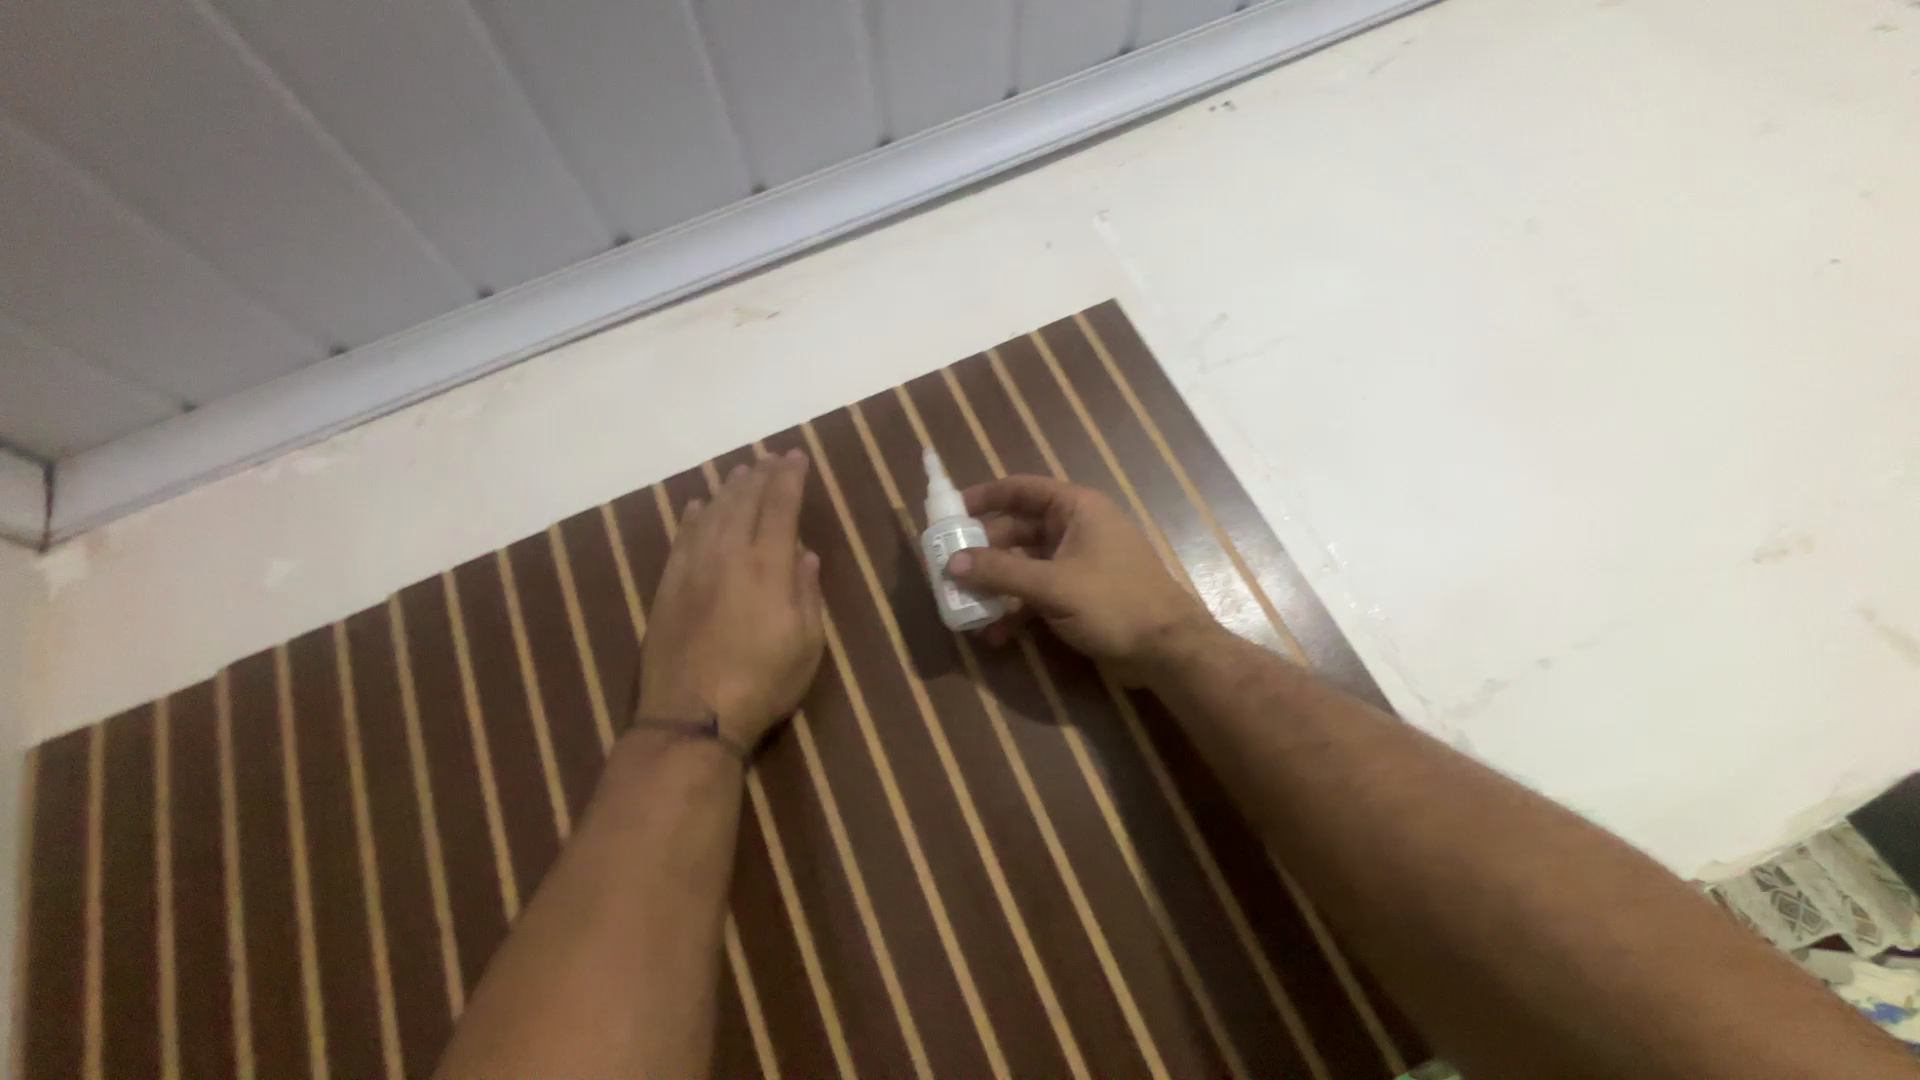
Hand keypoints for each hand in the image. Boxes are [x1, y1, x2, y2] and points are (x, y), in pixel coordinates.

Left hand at [636, 451, 824, 750]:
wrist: (692, 714)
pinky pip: (682, 538)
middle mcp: (729, 555)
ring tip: (741, 471)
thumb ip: (806, 593)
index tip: (797, 457)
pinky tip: (700, 505)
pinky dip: (694, 516)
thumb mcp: (807, 643)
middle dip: (761, 476)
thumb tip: (804, 555)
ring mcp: (693, 568)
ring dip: (729, 489)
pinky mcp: (668, 586)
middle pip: (745, 502)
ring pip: (713, 514)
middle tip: (771, 457)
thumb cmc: (763, 681)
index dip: (790, 479)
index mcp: (768, 566)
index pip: (781, 507)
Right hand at [945, 475, 1211, 665]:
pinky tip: (994, 633)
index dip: (984, 497)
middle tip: (948, 567)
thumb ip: (1000, 573)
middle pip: (1017, 530)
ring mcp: (1077, 563)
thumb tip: (951, 563)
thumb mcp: (1053, 586)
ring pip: (1024, 565)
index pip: (1021, 489)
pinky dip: (1016, 609)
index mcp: (1076, 509)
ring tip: (963, 603)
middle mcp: (1075, 529)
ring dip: (996, 584)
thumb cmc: (1114, 603)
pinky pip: (1037, 593)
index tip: (949, 513)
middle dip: (983, 550)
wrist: (1167, 650)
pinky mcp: (1079, 595)